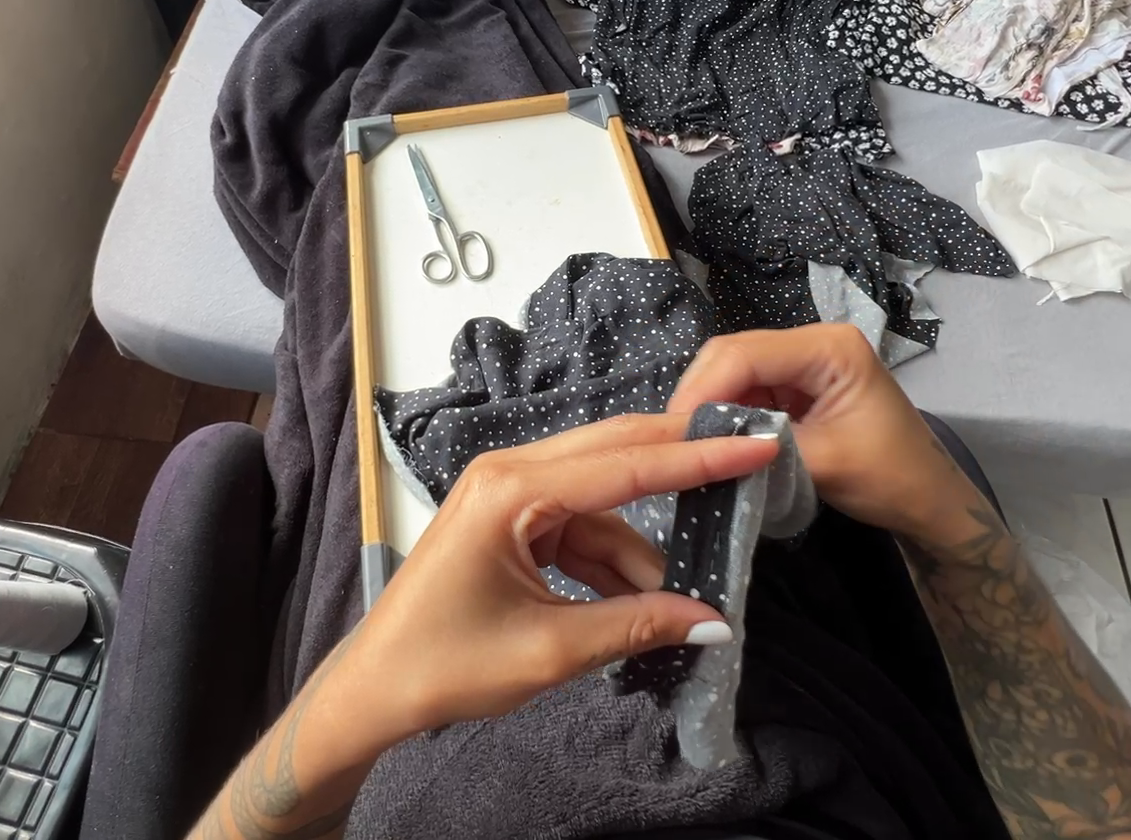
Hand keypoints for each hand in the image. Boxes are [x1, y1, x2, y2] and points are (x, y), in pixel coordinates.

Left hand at [330, 414, 778, 745]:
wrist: (376, 686)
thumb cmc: (445, 663)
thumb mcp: (550, 648)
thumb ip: (637, 624)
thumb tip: (713, 621)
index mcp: (512, 488)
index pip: (623, 464)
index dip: (696, 458)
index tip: (753, 443)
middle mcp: (510, 472)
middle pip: (613, 455)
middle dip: (678, 470)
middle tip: (742, 472)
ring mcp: (509, 492)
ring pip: (600, 502)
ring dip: (639, 550)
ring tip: (677, 602)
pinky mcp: (512, 517)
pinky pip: (578, 527)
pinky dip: (609, 562)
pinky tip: (636, 602)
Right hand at [668, 324, 986, 545]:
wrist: (929, 502)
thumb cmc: (892, 478)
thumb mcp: (826, 464)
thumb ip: (764, 447)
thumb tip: (705, 445)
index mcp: (829, 347)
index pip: (746, 353)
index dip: (705, 387)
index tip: (677, 428)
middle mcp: (811, 342)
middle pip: (732, 354)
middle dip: (699, 392)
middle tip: (675, 435)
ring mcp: (800, 362)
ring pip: (730, 370)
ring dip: (707, 402)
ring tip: (686, 437)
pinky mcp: (792, 384)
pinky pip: (743, 388)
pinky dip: (722, 411)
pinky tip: (709, 434)